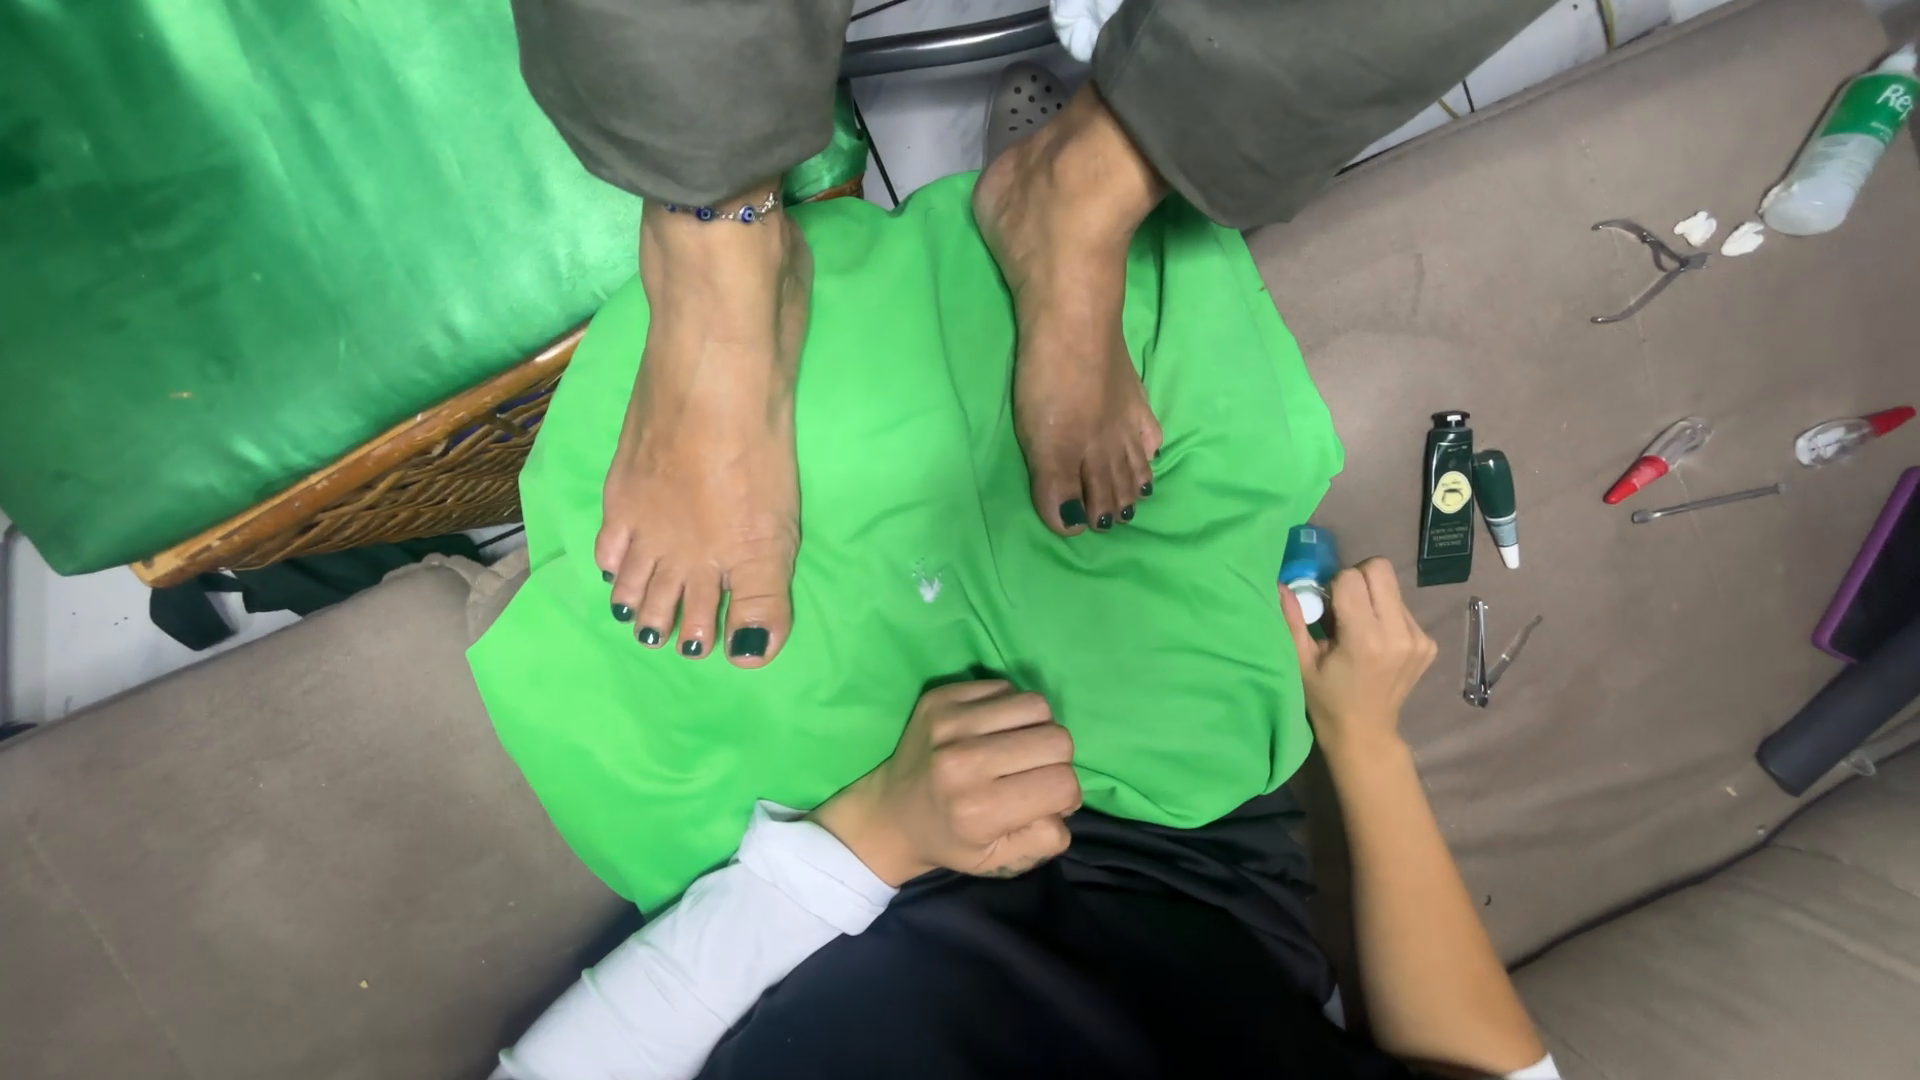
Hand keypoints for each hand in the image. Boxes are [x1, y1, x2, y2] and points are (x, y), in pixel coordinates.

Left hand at [811, 681, 1081, 885]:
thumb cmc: (951, 840)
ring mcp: (949, 722)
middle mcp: (963, 761)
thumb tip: (1065, 801)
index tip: (1047, 799)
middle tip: (1034, 771)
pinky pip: (1005, 687)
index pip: (1062, 784)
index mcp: (979, 810)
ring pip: (1036, 705)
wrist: (892, 813)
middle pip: (1056, 739)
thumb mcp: (1000, 859)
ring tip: (1017, 746)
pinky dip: (1010, 708)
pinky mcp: (940, 697)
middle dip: (1057, 760)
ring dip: (1037, 727)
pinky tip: (994, 730)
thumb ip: (1044, 837)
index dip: (1066, 794)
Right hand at [1279, 557, 1437, 766]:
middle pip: (1380, 570)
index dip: (1333, 584)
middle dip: (1357, 578)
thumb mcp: (1301, 660)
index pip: (1351, 577)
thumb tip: (1280, 584)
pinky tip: (1373, 638)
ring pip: (1393, 587)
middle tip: (1342, 604)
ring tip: (1357, 624)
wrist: (1365, 732)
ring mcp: (1419, 638)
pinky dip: (1384, 613)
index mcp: (1365, 638)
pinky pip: (1402, 607)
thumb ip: (1292, 619)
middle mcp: (1399, 633)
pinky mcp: (1428, 643)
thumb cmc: (1325, 698)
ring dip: (1371, 596)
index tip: (1324, 606)